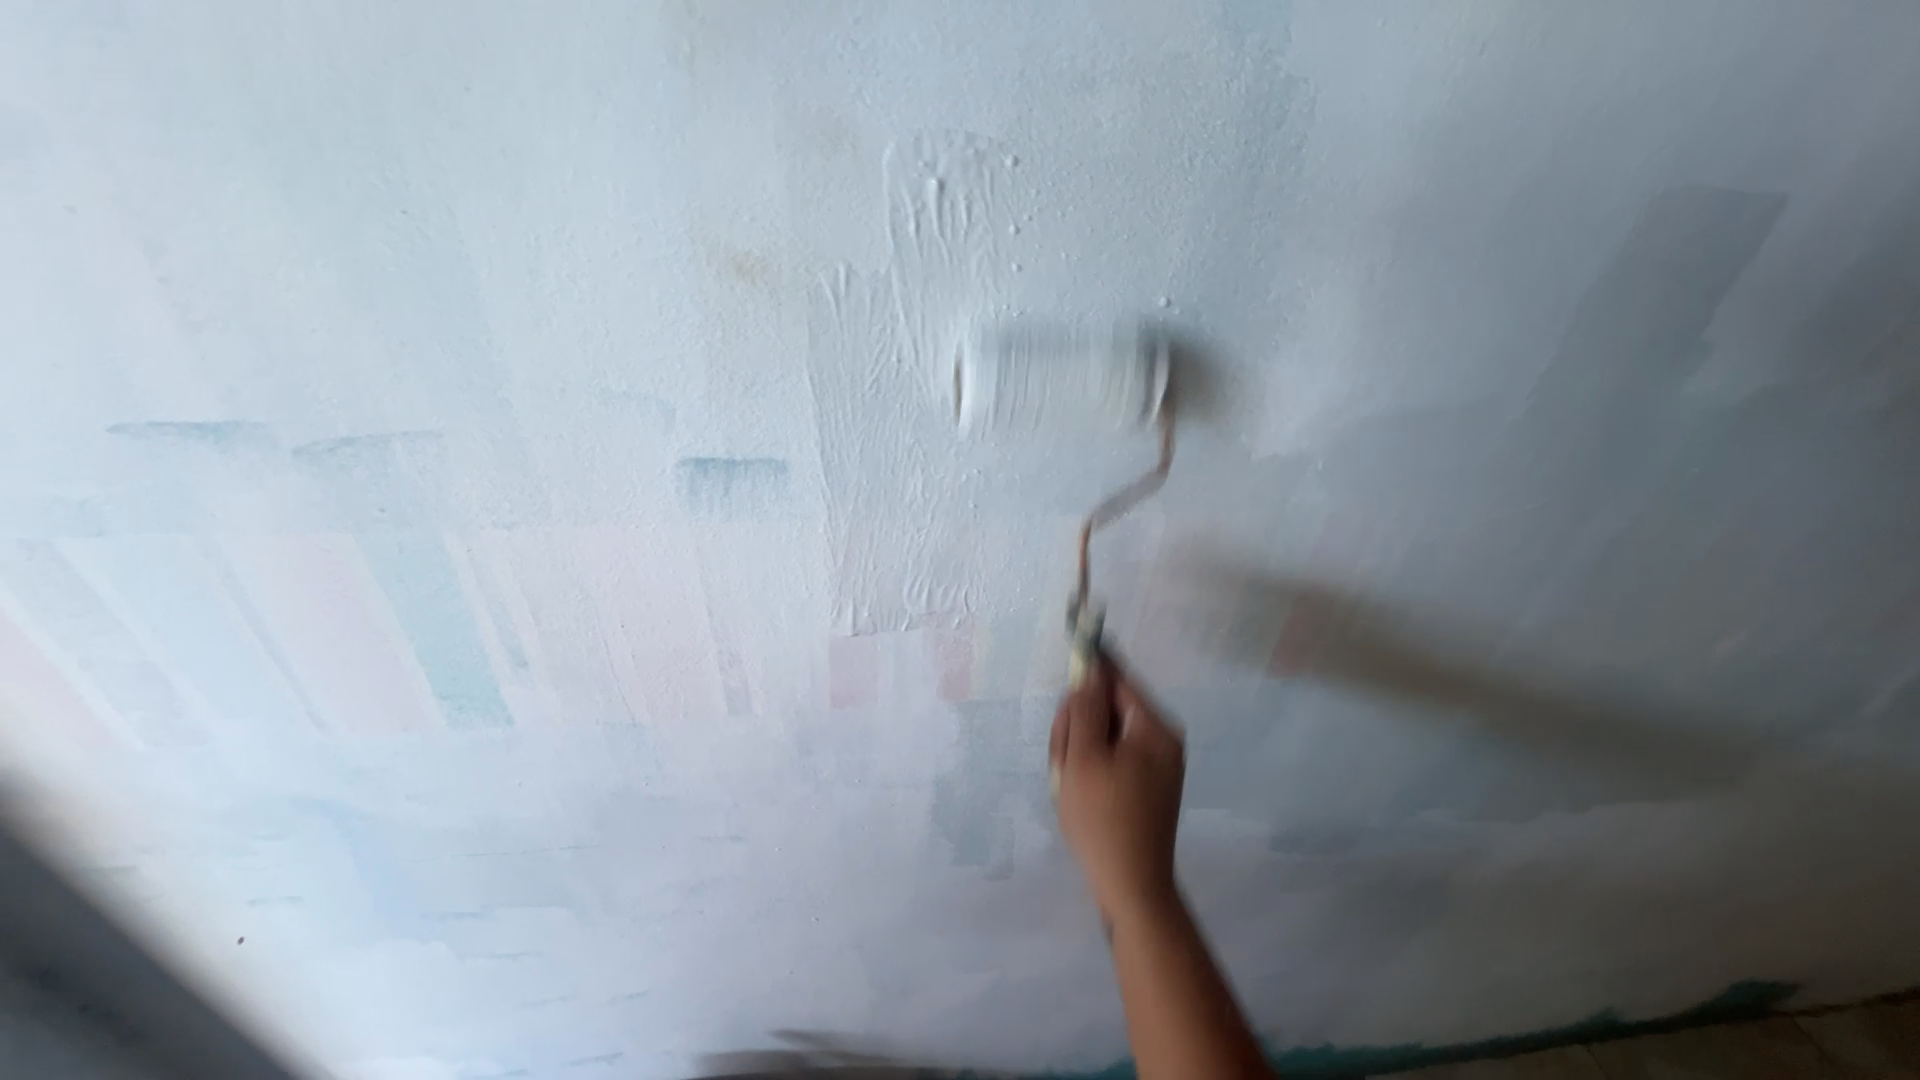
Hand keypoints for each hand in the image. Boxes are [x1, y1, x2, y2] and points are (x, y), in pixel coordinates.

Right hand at [1049, 656, 1185, 922]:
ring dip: (1080, 749)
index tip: (1070, 647)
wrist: (1131, 886)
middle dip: (1079, 723)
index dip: (1090, 665)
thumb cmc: (1102, 818)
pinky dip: (1091, 767)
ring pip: (1105, 735)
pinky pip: (1112, 759)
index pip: (1118, 678)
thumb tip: (1091, 666)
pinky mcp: (1148, 786)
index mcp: (1154, 727)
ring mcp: (1157, 765)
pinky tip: (1078, 794)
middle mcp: (1162, 739)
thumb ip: (1085, 707)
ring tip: (1068, 783)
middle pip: (1109, 707)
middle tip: (1063, 756)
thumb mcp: (1083, 757)